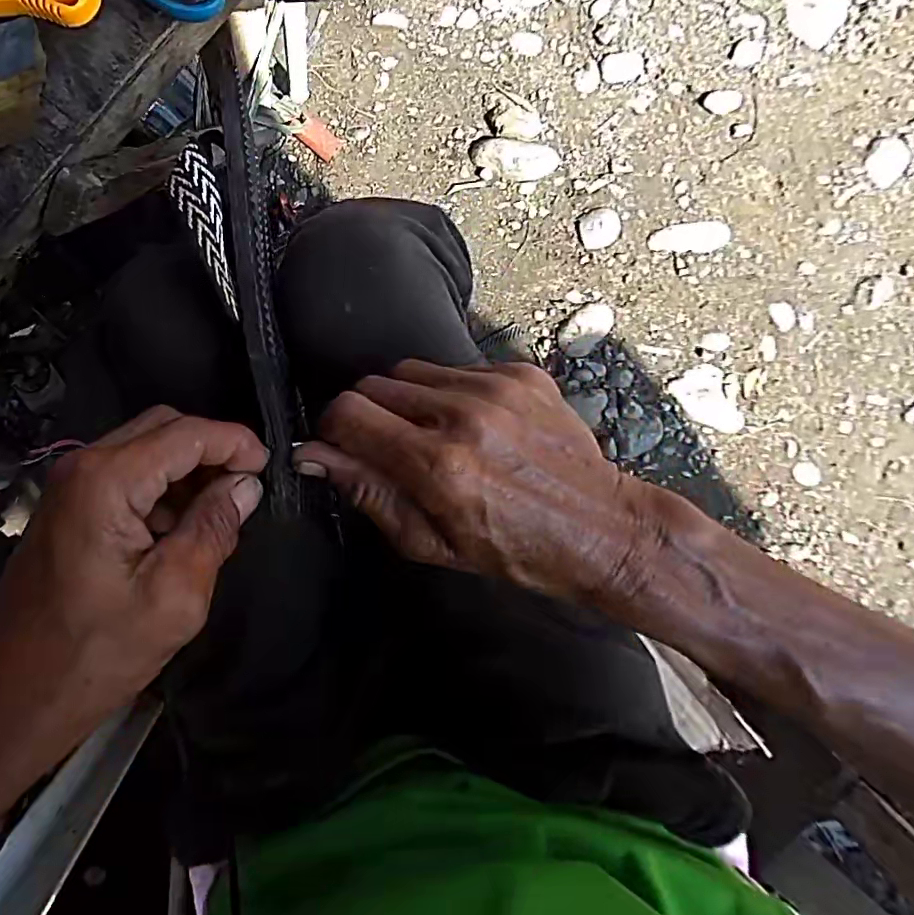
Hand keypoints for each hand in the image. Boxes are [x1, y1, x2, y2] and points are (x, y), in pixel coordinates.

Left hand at [0, 407, 265, 857]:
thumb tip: (245, 487)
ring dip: (186, 470)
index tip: (269, 467)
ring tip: (219, 515)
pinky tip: (181, 528)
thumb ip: (213, 529)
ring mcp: (68, 486)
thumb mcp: (173, 598)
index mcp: (106, 481)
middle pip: (161, 428)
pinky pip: (123, 477)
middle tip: (246, 491)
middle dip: (211, 450)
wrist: (10, 698)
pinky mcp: (66, 508)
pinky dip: (160, 489)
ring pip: (143, 450)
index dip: (234, 441)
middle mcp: (81, 467)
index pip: (185, 432)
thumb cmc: (92, 657)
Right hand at [293, 360, 653, 602]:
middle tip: (390, 448)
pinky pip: (450, 366)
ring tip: (431, 435)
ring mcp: (495, 389)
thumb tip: (311, 455)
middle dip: (366, 416)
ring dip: (404, 400)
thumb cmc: (512, 548)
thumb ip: (364, 490)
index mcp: (437, 465)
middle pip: (370, 385)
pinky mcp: (519, 374)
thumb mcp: (425, 540)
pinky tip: (468, 423)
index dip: (331, 430)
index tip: (340, 446)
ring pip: (406, 370)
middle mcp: (463, 417)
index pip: (346, 413)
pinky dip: (445, 391)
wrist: (601, 530)